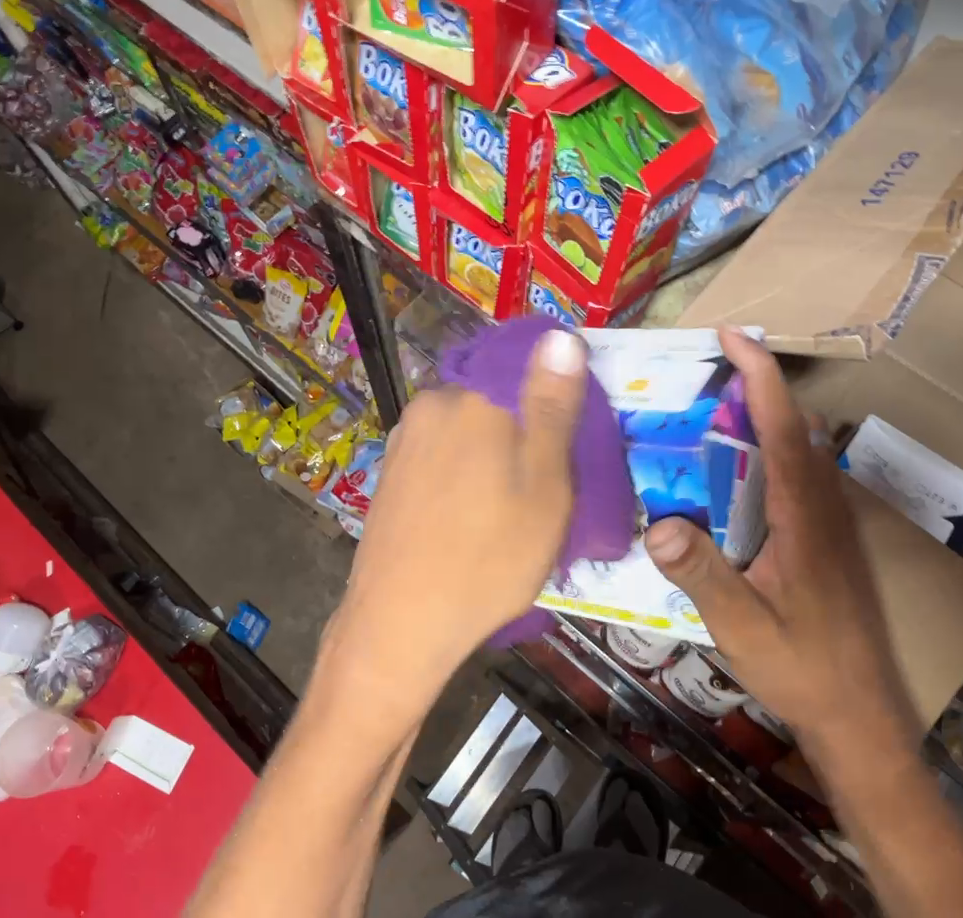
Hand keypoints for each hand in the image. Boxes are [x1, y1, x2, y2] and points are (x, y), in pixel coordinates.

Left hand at [319, 329, 587, 714]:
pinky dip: (463, 474)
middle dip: (523, 429)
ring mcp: (405, 439)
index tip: (572, 440)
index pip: (526, 365)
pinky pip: (441, 456)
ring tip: (511, 510)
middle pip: (494, 398)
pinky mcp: (390, 472)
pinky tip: (471, 518)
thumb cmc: (487, 558)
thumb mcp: (545, 486)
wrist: (399, 624)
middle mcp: (432, 405)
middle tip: (548, 486)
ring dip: (492, 455)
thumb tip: (560, 337)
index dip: (555, 396)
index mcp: (474, 399)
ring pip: (467, 430)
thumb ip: (552, 407)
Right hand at [643, 328, 912, 745]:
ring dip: (763, 421)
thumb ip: (702, 574)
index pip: (783, 428)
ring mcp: (831, 526)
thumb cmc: (802, 668)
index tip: (732, 336)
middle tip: (701, 377)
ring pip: (801, 451)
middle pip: (795, 428)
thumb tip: (658, 523)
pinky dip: (768, 454)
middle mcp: (824, 508)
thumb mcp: (741, 627)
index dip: (760, 375)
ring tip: (708, 418)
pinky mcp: (828, 544)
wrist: (859, 717)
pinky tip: (732, 481)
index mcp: (803, 517)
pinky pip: (799, 478)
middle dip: (755, 388)